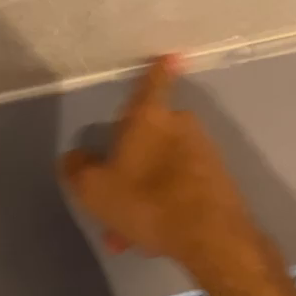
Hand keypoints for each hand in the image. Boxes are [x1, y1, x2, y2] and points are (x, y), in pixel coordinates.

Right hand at [60, 55, 255, 271]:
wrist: (209, 236)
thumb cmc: (146, 201)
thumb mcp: (94, 189)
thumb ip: (78, 169)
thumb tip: (76, 158)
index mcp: (149, 118)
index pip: (152, 84)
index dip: (158, 70)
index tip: (173, 56)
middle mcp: (181, 127)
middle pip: (150, 139)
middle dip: (129, 171)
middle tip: (113, 206)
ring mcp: (204, 155)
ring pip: (163, 172)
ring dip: (144, 197)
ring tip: (129, 236)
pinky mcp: (219, 182)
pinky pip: (181, 190)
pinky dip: (165, 209)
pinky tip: (153, 240)